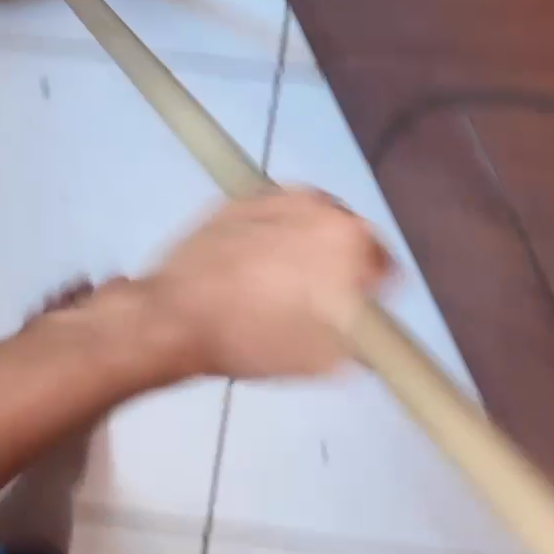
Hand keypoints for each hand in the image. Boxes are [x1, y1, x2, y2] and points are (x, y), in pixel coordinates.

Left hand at [134, 189, 393, 379]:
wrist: (171, 316)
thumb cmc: (252, 340)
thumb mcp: (324, 357)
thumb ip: (359, 340)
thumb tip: (365, 336)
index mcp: (351, 238)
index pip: (381, 267)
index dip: (366, 295)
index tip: (347, 314)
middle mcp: (317, 205)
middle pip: (342, 238)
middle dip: (332, 265)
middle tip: (308, 300)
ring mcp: (270, 196)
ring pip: (304, 223)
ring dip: (300, 246)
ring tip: (273, 283)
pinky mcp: (232, 201)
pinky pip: (266, 218)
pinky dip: (266, 236)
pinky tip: (247, 265)